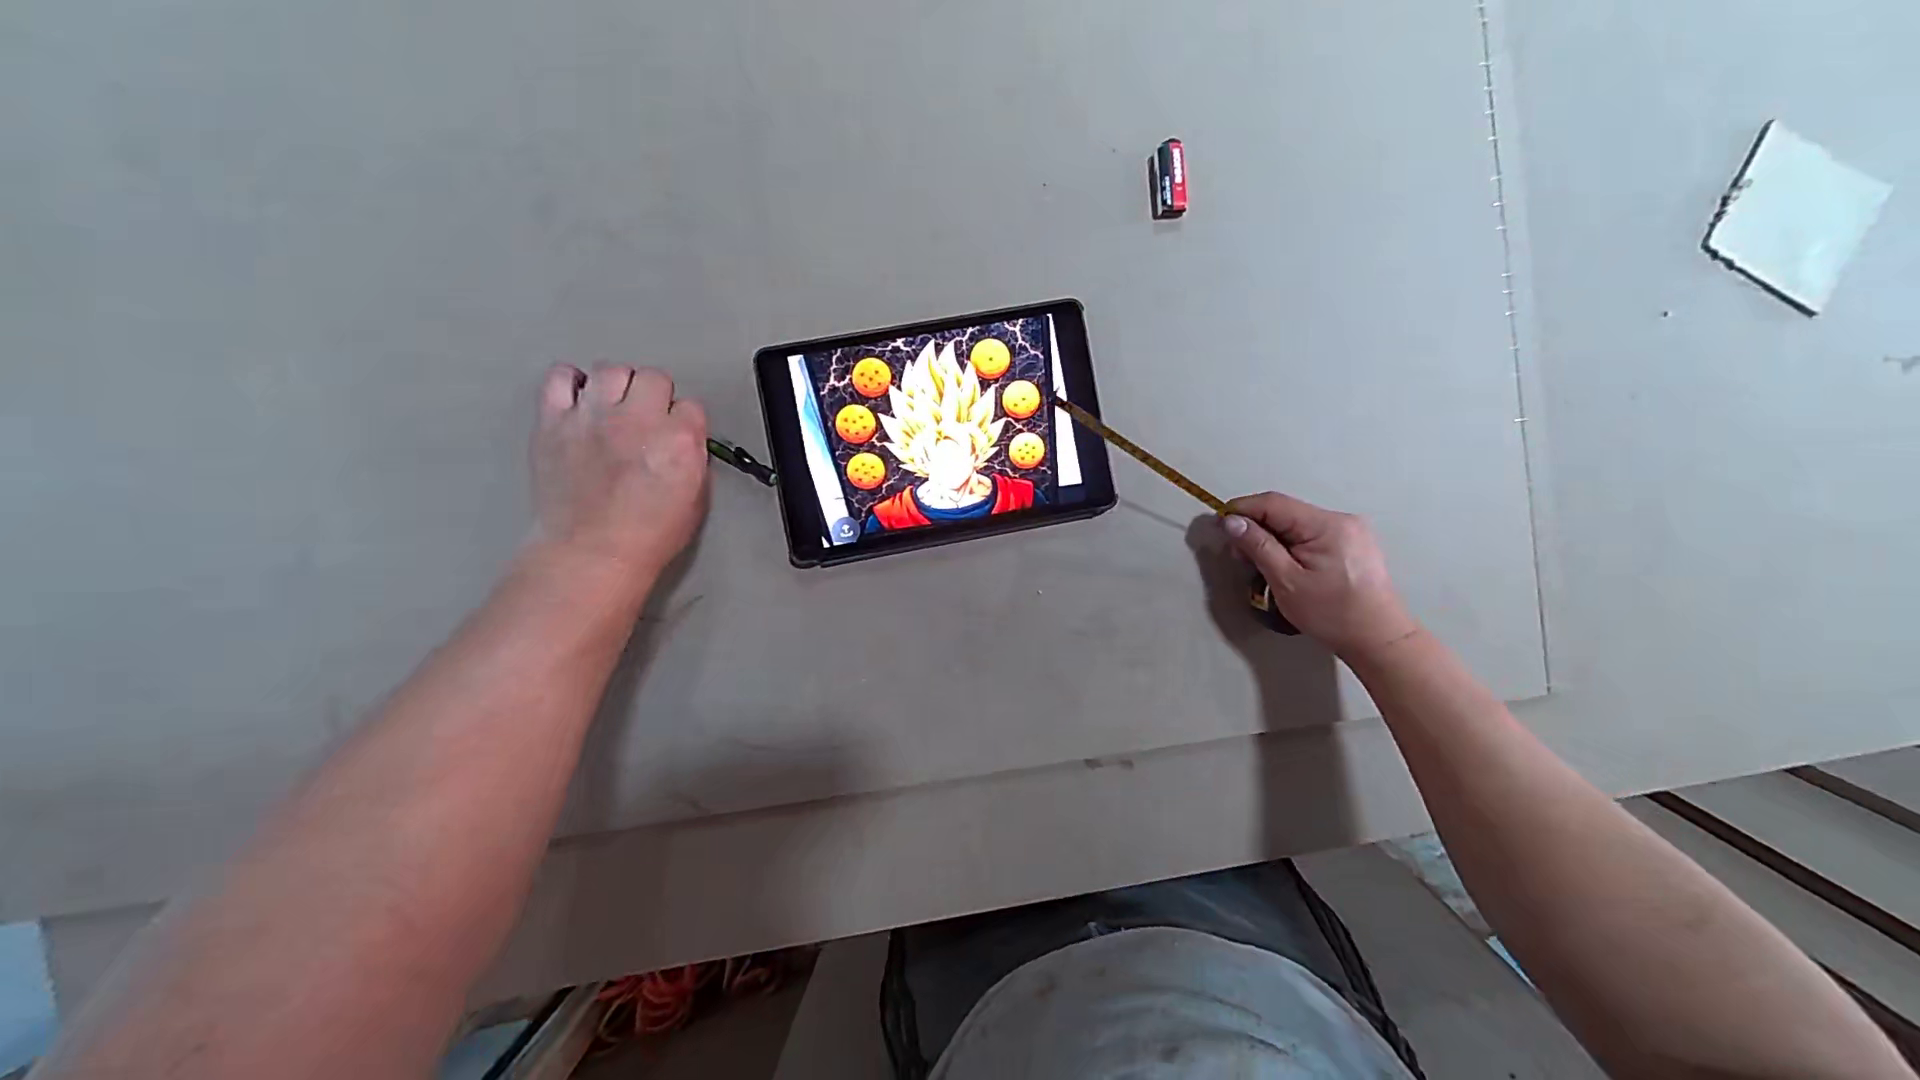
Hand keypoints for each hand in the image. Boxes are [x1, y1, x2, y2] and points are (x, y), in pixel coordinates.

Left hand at [527, 363, 709, 583]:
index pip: (690, 405)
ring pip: (611, 369)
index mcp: (679, 441)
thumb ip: (693, 459)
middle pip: (653, 377)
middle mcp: (637, 420)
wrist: (592, 554)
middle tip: (648, 416)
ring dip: (619, 385)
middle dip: (655, 395)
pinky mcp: (555, 422)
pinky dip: (572, 383)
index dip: (684, 420)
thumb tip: (686, 442)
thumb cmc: (645, 536)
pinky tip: (581, 401)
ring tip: (616, 406)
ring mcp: (592, 417)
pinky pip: (561, 377)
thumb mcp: (695, 500)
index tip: (676, 432)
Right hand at [1220, 492, 1418, 658]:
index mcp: (1327, 525)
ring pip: (1295, 523)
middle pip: (1285, 511)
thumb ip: (1258, 546)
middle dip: (1255, 527)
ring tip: (1259, 565)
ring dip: (1271, 538)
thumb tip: (1231, 521)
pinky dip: (1289, 544)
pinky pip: (1309, 534)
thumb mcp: (1286, 581)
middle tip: (1238, 556)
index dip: (1241, 510)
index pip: (1273, 503)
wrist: (1379, 639)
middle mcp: (1341, 519)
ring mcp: (1349, 530)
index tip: (1219, 526)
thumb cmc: (1332, 614)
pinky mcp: (1351, 543)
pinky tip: (1282, 565)